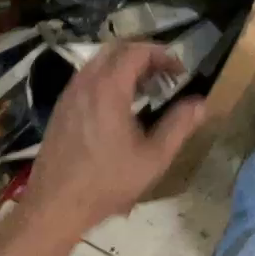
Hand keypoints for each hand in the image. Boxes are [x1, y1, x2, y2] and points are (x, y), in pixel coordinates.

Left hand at [19, 43, 210, 237]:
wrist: (54, 207)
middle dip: (144, 54)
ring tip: (146, 88)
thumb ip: (179, 125)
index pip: (137, 51)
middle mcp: (86, 82)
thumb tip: (201, 103)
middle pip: (117, 49)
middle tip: (164, 74)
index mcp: (108, 88)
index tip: (179, 71)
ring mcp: (69, 94)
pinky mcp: (61, 108)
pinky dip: (108, 77)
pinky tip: (120, 105)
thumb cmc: (107, 182)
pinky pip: (87, 77)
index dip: (162, 54)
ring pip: (99, 61)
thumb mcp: (153, 158)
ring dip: (125, 65)